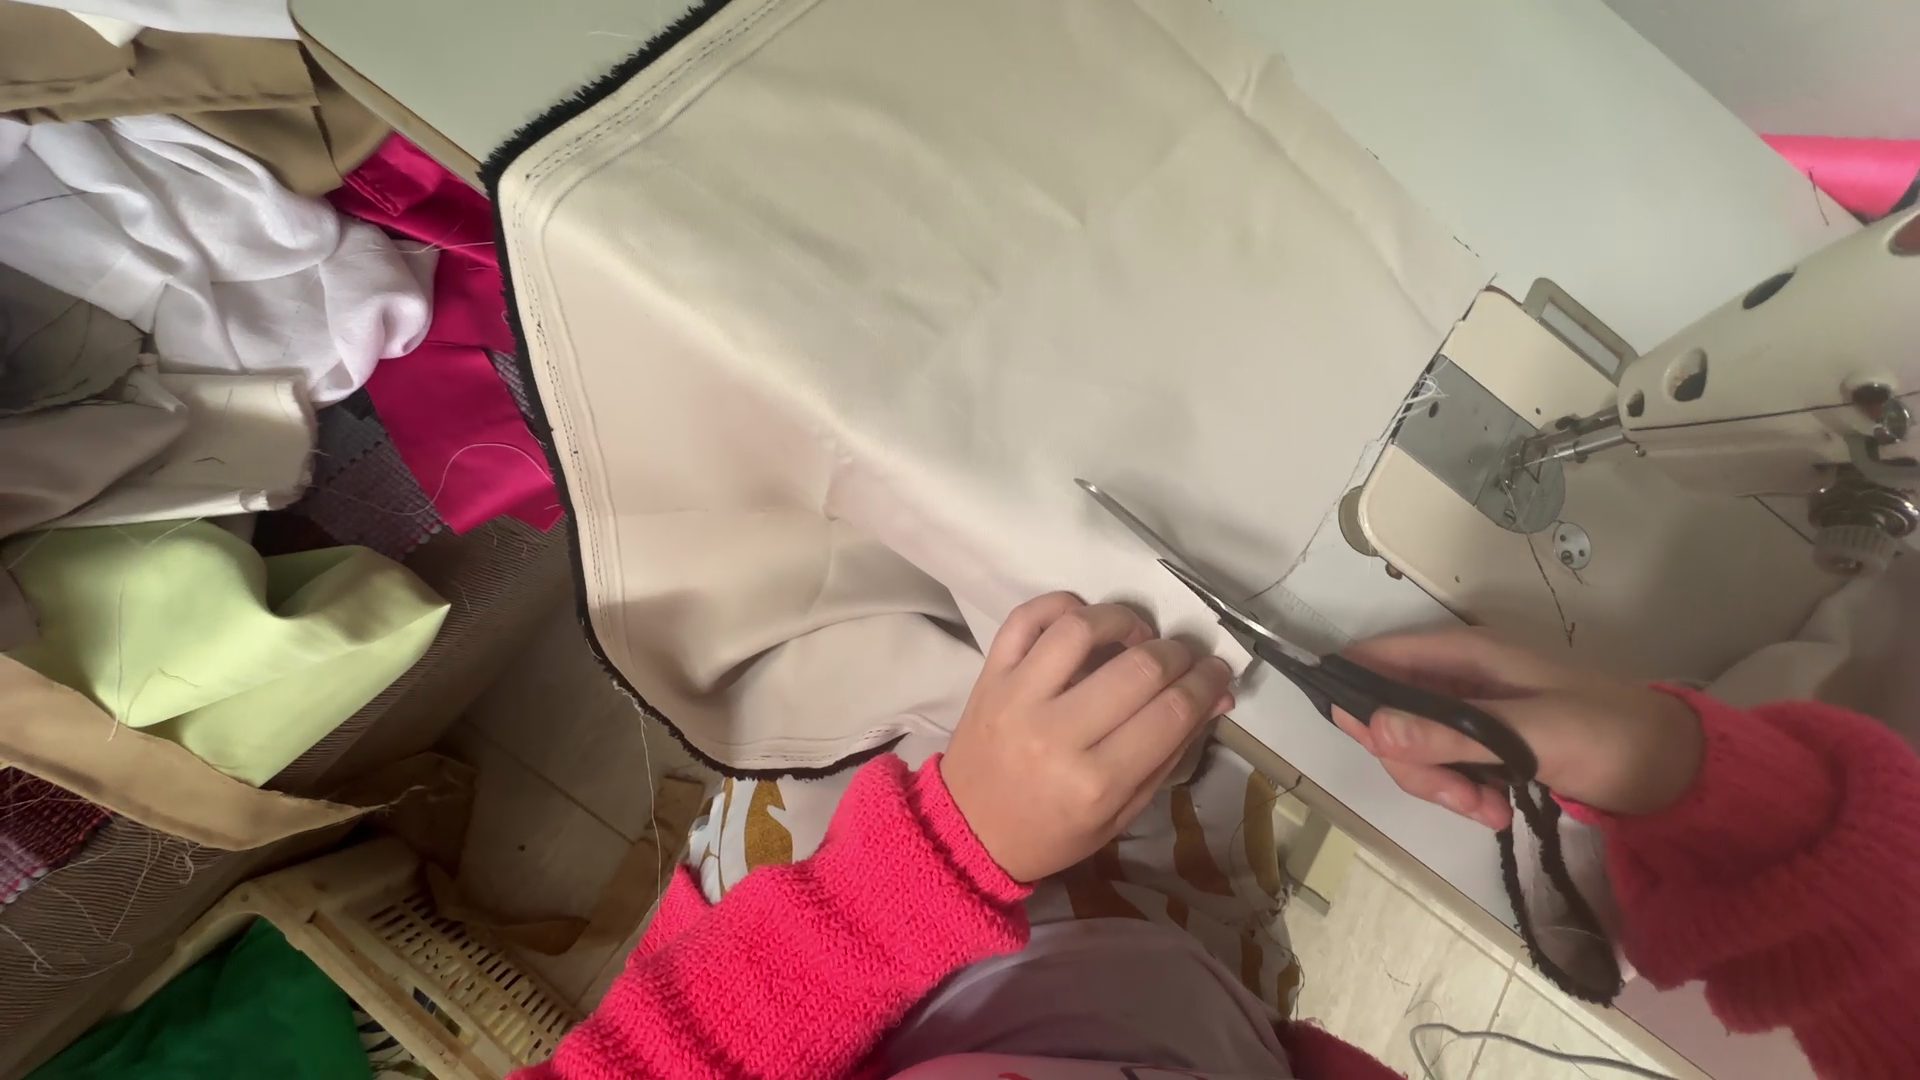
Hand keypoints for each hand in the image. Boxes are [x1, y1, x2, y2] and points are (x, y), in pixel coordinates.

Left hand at [941, 592, 1235, 881]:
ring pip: (1080, 630)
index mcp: (1096, 782)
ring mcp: (1017, 698)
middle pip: (1138, 668)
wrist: (969, 830)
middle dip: (1177, 653)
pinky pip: (1025, 618)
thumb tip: (1216, 696)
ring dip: (1122, 618)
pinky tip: (1083, 618)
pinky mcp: (989, 675)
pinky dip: (1059, 604)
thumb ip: (1171, 753)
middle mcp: (1056, 734)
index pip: (1172, 711)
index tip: (1217, 671)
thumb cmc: (1053, 830)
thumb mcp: (1121, 812)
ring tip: (1137, 633)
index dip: (1207, 682)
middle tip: (1183, 656)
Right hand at [1328, 628, 1703, 828]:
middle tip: (1455, 796)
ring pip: (1407, 743)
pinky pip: (1437, 761)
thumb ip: (1450, 732)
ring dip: (1435, 781)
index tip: (1370, 744)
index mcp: (1458, 653)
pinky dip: (1455, 789)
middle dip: (1409, 758)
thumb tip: (1371, 728)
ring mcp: (1462, 709)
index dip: (1354, 695)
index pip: (1371, 660)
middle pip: (1385, 711)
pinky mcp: (1476, 739)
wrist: (1683, 772)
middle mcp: (1449, 675)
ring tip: (1485, 810)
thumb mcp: (1532, 735)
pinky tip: (1492, 809)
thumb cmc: (1611, 735)